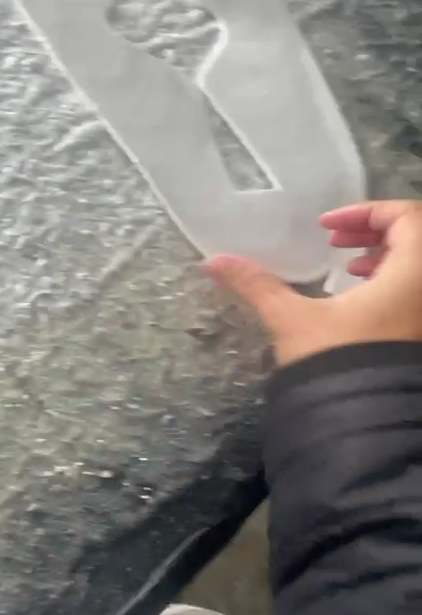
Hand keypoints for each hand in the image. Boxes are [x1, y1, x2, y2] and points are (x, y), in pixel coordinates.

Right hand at [205, 201, 421, 365]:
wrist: (362, 401)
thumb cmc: (335, 352)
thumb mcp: (290, 315)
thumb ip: (256, 284)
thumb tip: (212, 262)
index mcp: (416, 269)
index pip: (408, 217)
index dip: (366, 212)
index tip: (324, 225)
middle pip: (420, 233)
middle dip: (376, 229)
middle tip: (334, 238)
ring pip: (420, 258)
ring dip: (387, 251)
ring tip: (348, 263)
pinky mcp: (420, 319)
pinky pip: (417, 281)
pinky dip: (395, 274)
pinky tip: (361, 289)